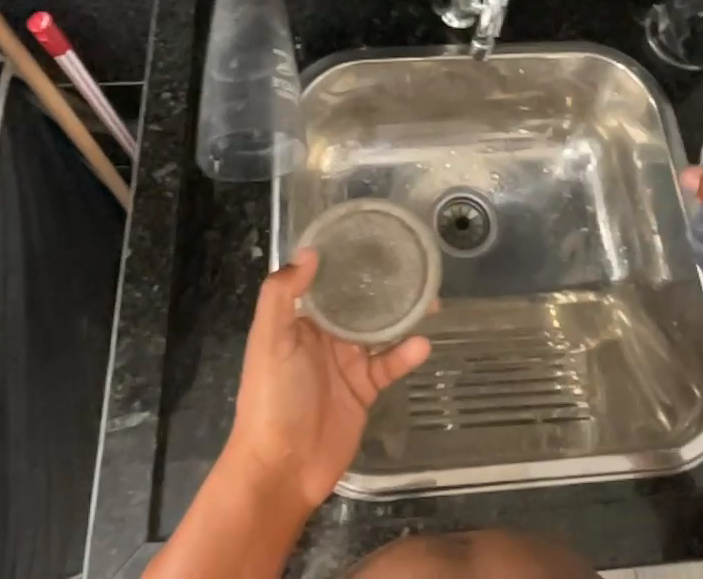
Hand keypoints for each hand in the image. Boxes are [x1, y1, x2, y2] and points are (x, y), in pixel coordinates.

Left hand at [225, 248, 432, 508]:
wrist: (283, 468)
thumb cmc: (273, 397)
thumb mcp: (270, 340)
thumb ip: (283, 295)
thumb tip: (310, 252)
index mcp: (299, 321)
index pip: (324, 281)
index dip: (344, 261)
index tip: (372, 235)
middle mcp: (324, 337)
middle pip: (357, 303)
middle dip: (382, 286)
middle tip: (414, 267)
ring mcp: (346, 363)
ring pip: (379, 331)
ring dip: (402, 316)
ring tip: (431, 299)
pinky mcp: (364, 389)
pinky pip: (389, 364)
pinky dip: (405, 354)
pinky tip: (422, 344)